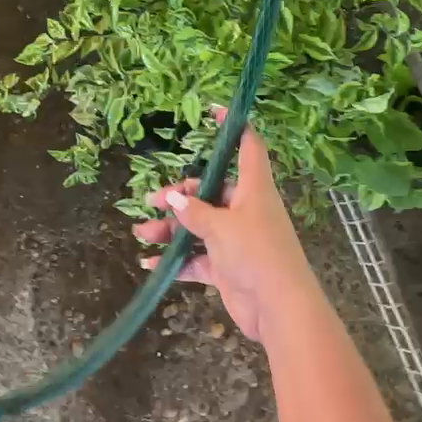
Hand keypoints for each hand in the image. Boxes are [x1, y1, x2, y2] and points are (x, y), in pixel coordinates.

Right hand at [133, 106, 318, 341]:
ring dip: (170, 229)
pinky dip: (175, 260)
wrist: (280, 310)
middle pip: (209, 191)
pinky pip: (196, 257)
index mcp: (252, 189)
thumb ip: (194, 212)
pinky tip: (151, 265)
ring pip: (198, 225)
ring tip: (142, 234)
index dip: (234, 127)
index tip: (215, 111)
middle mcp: (245, 209)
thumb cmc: (257, 254)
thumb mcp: (221, 227)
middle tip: (152, 201)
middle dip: (178, 195)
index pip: (247, 147)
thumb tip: (173, 198)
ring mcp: (236, 239)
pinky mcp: (227, 267)